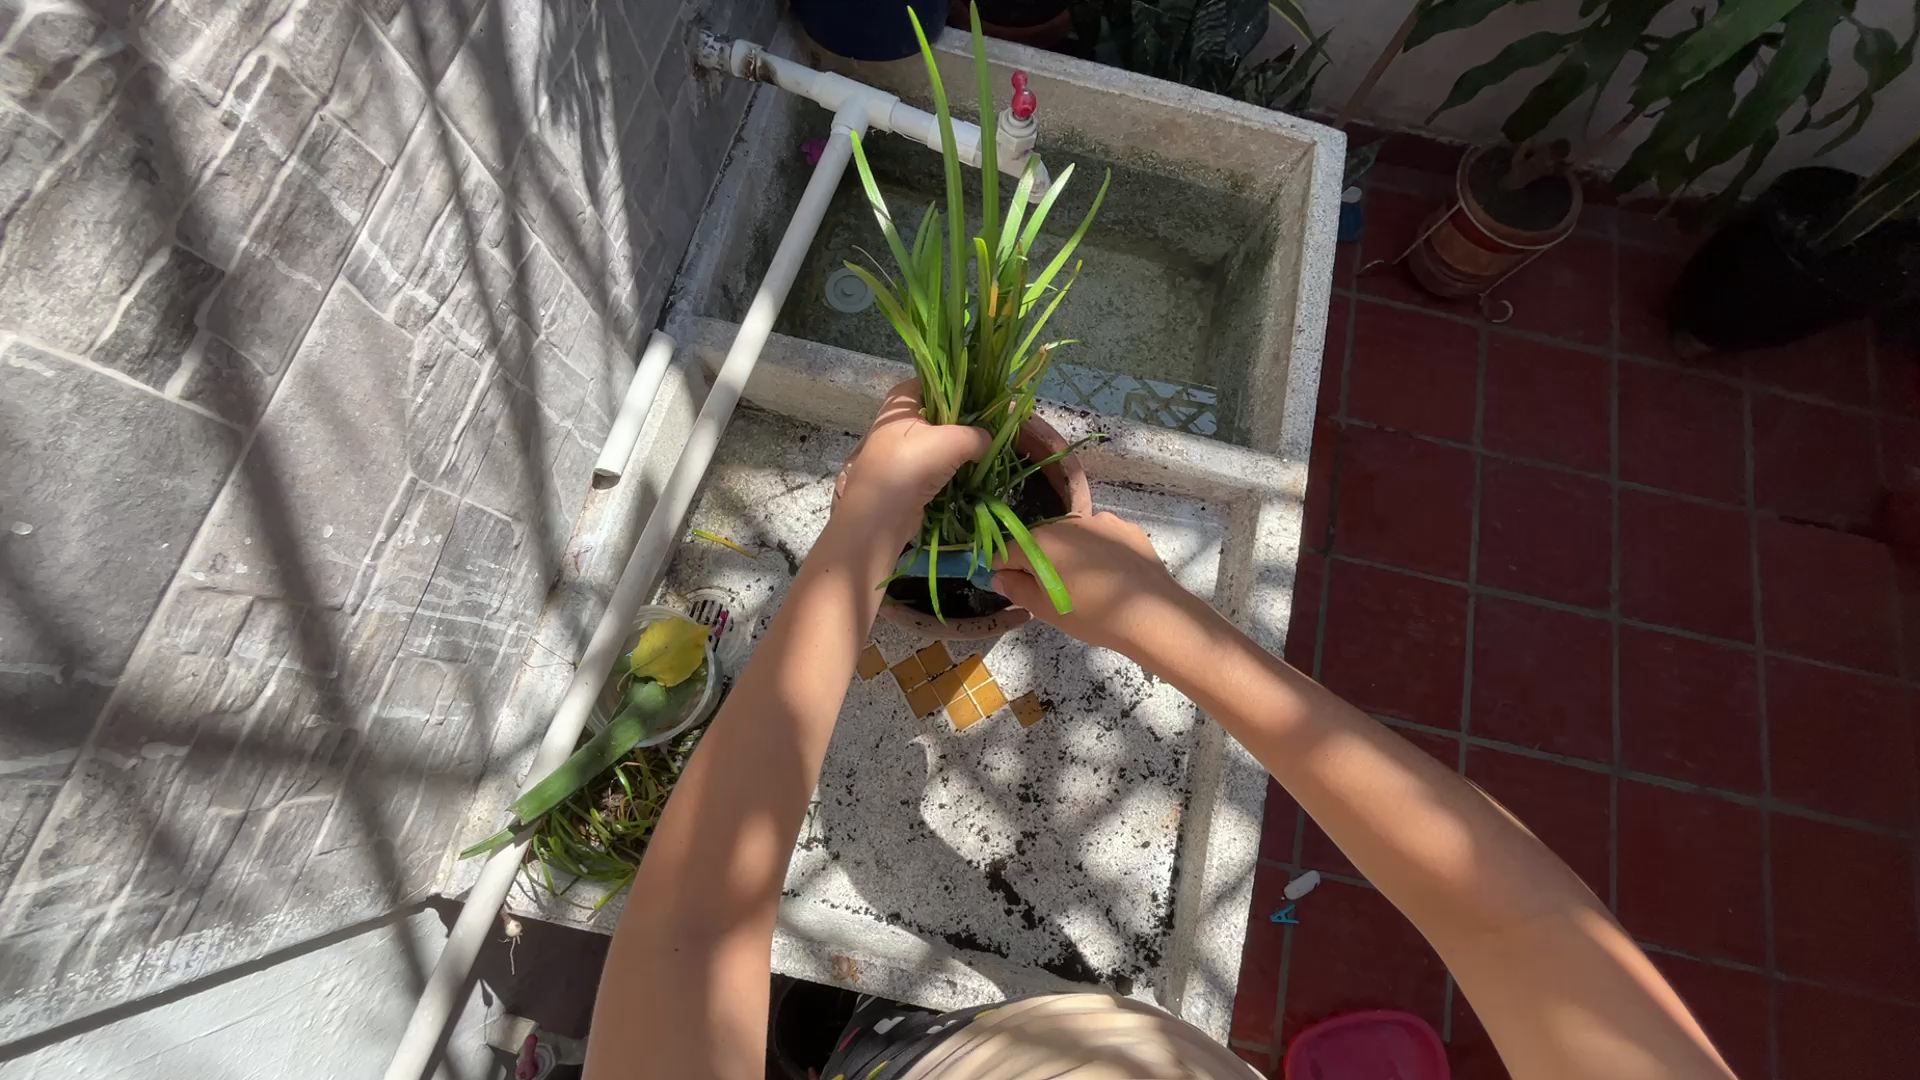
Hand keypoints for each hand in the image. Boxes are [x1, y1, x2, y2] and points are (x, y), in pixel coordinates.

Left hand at [832, 381, 991, 546]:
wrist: (879, 517)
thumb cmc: (909, 466)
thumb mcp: (953, 441)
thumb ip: (979, 435)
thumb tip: (990, 441)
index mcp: (903, 400)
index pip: (940, 381)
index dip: (966, 387)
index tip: (992, 399)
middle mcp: (901, 420)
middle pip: (944, 412)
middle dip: (970, 421)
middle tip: (997, 428)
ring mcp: (905, 449)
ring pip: (943, 441)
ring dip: (964, 448)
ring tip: (991, 449)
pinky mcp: (911, 475)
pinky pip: (940, 465)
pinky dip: (956, 468)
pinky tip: (975, 470)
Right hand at [991, 511, 1187, 654]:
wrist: (1149, 612)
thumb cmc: (1091, 614)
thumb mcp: (1045, 609)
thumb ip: (1016, 589)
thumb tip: (999, 577)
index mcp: (1040, 542)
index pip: (1007, 552)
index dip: (1003, 569)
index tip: (1011, 586)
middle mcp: (1066, 523)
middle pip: (1040, 541)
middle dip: (1039, 562)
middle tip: (1053, 592)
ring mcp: (1098, 521)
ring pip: (1072, 538)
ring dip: (1070, 555)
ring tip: (1087, 585)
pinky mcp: (1125, 528)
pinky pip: (1100, 538)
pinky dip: (1098, 552)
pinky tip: (1110, 576)